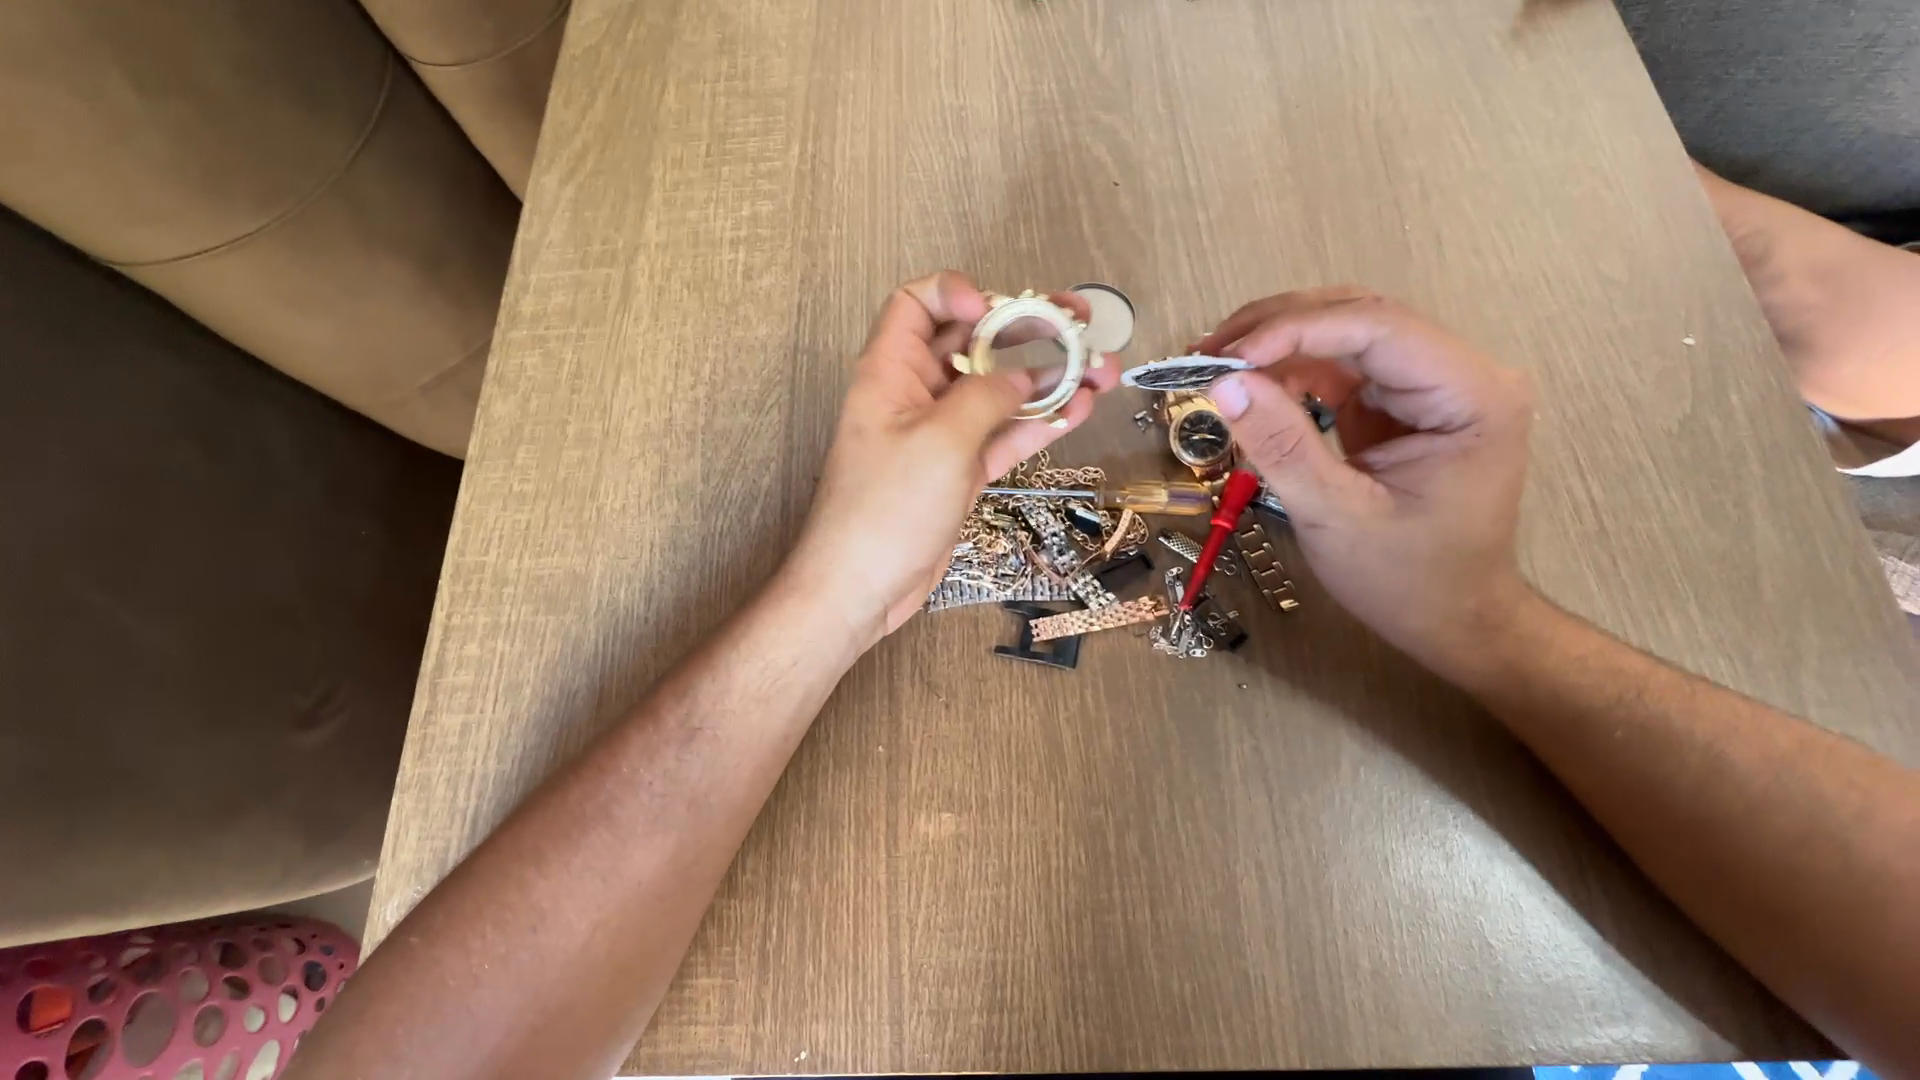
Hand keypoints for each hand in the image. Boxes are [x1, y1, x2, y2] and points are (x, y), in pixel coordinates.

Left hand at [782, 271, 1118, 642]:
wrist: (863, 586)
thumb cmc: (887, 507)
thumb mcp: (940, 441)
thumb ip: (985, 398)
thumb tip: (1022, 376)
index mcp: (891, 371)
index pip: (916, 304)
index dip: (955, 293)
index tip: (996, 309)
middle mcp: (916, 394)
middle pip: (973, 344)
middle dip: (1027, 329)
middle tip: (1080, 324)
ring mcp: (941, 434)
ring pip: (999, 391)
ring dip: (1049, 379)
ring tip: (1103, 371)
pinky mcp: (960, 470)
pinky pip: (1003, 435)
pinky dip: (1038, 423)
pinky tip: (1079, 410)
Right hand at [1191, 288, 1537, 683]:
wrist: (1449, 618)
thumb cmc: (1404, 579)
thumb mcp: (1335, 516)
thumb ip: (1281, 445)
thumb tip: (1223, 383)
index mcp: (1471, 395)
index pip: (1377, 329)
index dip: (1295, 331)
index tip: (1226, 359)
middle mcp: (1461, 374)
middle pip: (1361, 318)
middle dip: (1279, 328)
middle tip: (1208, 353)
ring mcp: (1431, 386)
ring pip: (1346, 335)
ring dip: (1278, 344)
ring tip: (1216, 364)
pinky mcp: (1402, 404)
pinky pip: (1341, 368)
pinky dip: (1290, 373)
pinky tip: (1250, 387)